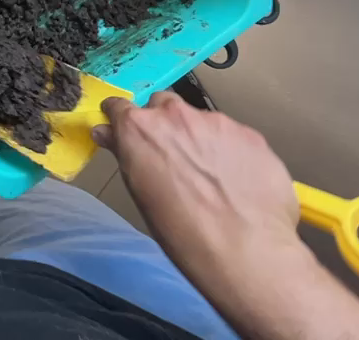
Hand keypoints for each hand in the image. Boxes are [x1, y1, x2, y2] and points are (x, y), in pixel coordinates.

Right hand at [93, 92, 304, 279]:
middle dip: (165, 124)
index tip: (127, 133)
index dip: (122, 120)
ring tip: (216, 175)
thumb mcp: (139, 190)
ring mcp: (216, 122)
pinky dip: (233, 152)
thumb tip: (107, 133)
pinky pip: (235, 137)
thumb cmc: (181, 231)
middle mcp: (174, 114)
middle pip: (163, 105)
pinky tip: (242, 181)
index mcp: (139, 127)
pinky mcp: (252, 135)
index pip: (119, 106)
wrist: (248, 253)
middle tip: (176, 156)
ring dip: (201, 138)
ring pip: (201, 121)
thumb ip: (125, 152)